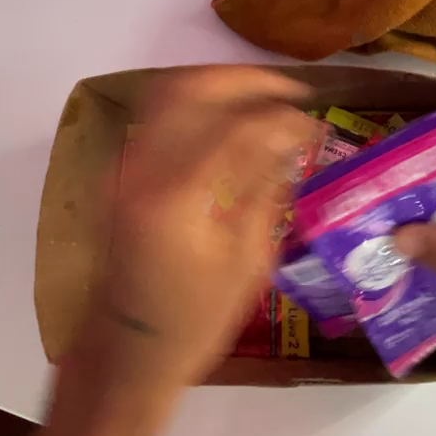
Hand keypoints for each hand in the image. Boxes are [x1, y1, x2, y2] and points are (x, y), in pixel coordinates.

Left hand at [75, 67, 317, 394]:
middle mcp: (144, 170)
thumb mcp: (246, 262)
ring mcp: (125, 167)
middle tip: (289, 90)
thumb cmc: (194, 323)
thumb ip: (265, 191)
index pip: (238, 128)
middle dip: (247, 80)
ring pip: (170, 93)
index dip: (282, 116)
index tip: (314, 120)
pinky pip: (158, 114)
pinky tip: (229, 114)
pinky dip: (196, 102)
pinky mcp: (121, 172)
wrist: (124, 354)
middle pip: (194, 90)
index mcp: (179, 199)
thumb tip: (293, 140)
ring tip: (262, 94)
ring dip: (220, 84)